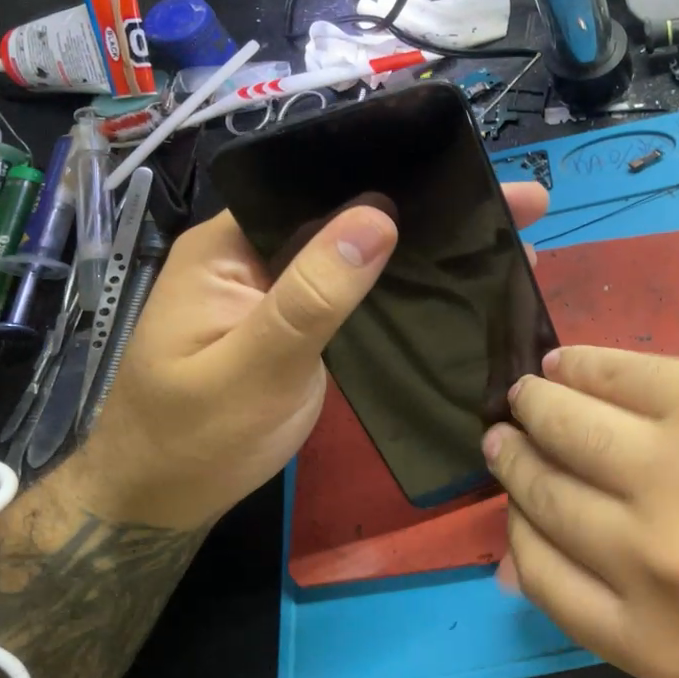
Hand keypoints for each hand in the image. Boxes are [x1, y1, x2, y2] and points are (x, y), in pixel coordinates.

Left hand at [67, 182, 549, 529]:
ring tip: (509, 236)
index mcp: (234, 243)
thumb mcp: (251, 368)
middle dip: (433, 207)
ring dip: (430, 245)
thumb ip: (312, 297)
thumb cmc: (191, 439)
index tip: (467, 173)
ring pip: (366, 252)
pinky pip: (365, 291)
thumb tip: (379, 217)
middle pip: (355, 213)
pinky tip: (463, 286)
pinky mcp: (309, 322)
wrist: (159, 504)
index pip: (320, 186)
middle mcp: (263, 253)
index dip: (394, 174)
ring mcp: (288, 288)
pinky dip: (412, 286)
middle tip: (519, 203)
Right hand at [485, 348, 678, 677]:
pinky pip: (609, 373)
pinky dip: (576, 366)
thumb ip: (603, 604)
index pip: (536, 572)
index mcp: (650, 635)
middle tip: (505, 436)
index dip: (514, 528)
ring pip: (563, 423)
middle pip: (544, 494)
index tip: (513, 497)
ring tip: (525, 395)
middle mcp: (651, 556)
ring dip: (533, 404)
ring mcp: (674, 468)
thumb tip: (511, 561)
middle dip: (515, 460)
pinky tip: (563, 366)